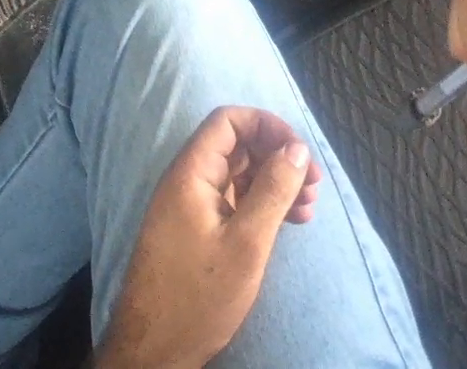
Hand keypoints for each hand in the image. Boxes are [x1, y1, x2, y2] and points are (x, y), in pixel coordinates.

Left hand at [96, 106, 323, 368]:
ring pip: (239, 174)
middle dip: (278, 156)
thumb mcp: (246, 243)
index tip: (299, 152)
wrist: (153, 351)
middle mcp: (188, 180)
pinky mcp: (197, 228)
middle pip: (237, 145)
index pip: (228, 121)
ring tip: (308, 208)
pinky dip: (262, 204)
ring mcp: (191, 205)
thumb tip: (296, 149)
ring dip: (275, 182)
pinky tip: (290, 221)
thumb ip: (272, 190)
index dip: (267, 126)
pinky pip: (233, 199)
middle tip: (313, 185)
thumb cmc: (198, 295)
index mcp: (191, 172)